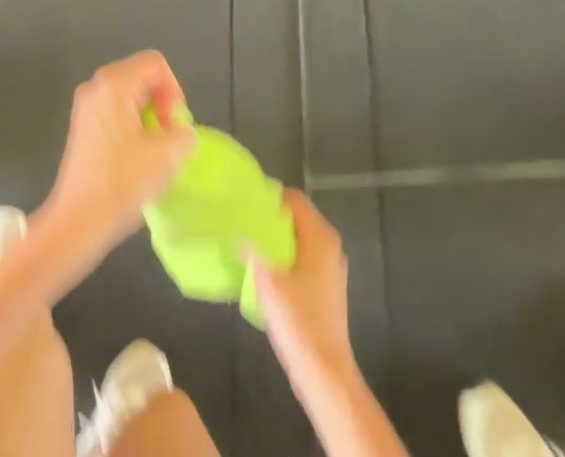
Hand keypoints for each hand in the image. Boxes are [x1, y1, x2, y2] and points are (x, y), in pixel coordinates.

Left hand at [39, 51, 196, 260]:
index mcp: (113, 85)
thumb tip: (178, 132)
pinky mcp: (83, 126)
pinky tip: (137, 157)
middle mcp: (95, 87)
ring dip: (149, 118)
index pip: (155, 64)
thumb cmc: (122, 183)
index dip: (174, 91)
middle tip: (168, 138)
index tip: (174, 125)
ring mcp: (85, 107)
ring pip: (129, 97)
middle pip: (141, 77)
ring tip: (154, 151)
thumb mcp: (168, 156)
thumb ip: (184, 133)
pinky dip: (133, 127)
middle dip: (162, 104)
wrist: (79, 218)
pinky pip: (116, 112)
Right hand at [251, 189, 355, 388]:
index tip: (239, 202)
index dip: (266, 197)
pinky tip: (258, 268)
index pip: (293, 199)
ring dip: (271, 237)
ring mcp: (328, 267)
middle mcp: (329, 246)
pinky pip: (298, 256)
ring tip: (241, 242)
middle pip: (294, 217)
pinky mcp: (323, 285)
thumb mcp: (267, 277)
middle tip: (235, 221)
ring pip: (295, 238)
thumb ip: (252, 244)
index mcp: (320, 238)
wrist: (322, 367)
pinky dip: (279, 254)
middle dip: (266, 217)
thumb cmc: (297, 318)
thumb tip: (235, 223)